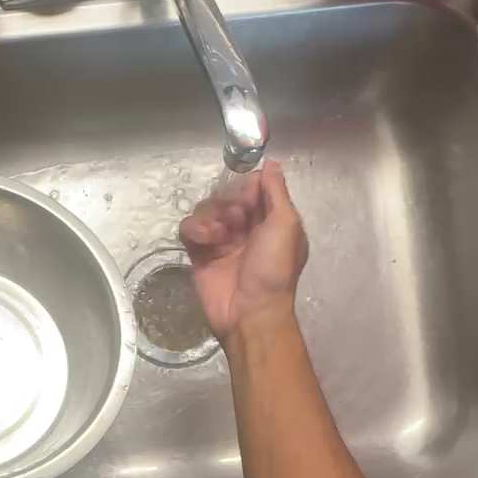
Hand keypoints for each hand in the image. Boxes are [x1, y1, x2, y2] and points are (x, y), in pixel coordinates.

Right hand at [178, 160, 308, 341]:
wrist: (249, 312)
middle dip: (228, 202)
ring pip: (207, 210)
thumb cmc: (273, 269)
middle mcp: (247, 229)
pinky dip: (195, 230)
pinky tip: (205, 242)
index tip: (247, 198)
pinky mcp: (200, 255)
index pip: (254, 188)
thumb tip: (271, 164)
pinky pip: (190, 229)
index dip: (248, 187)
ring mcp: (221, 242)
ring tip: (218, 236)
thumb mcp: (286, 224)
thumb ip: (277, 192)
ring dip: (211, 217)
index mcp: (272, 221)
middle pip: (228, 196)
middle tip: (234, 219)